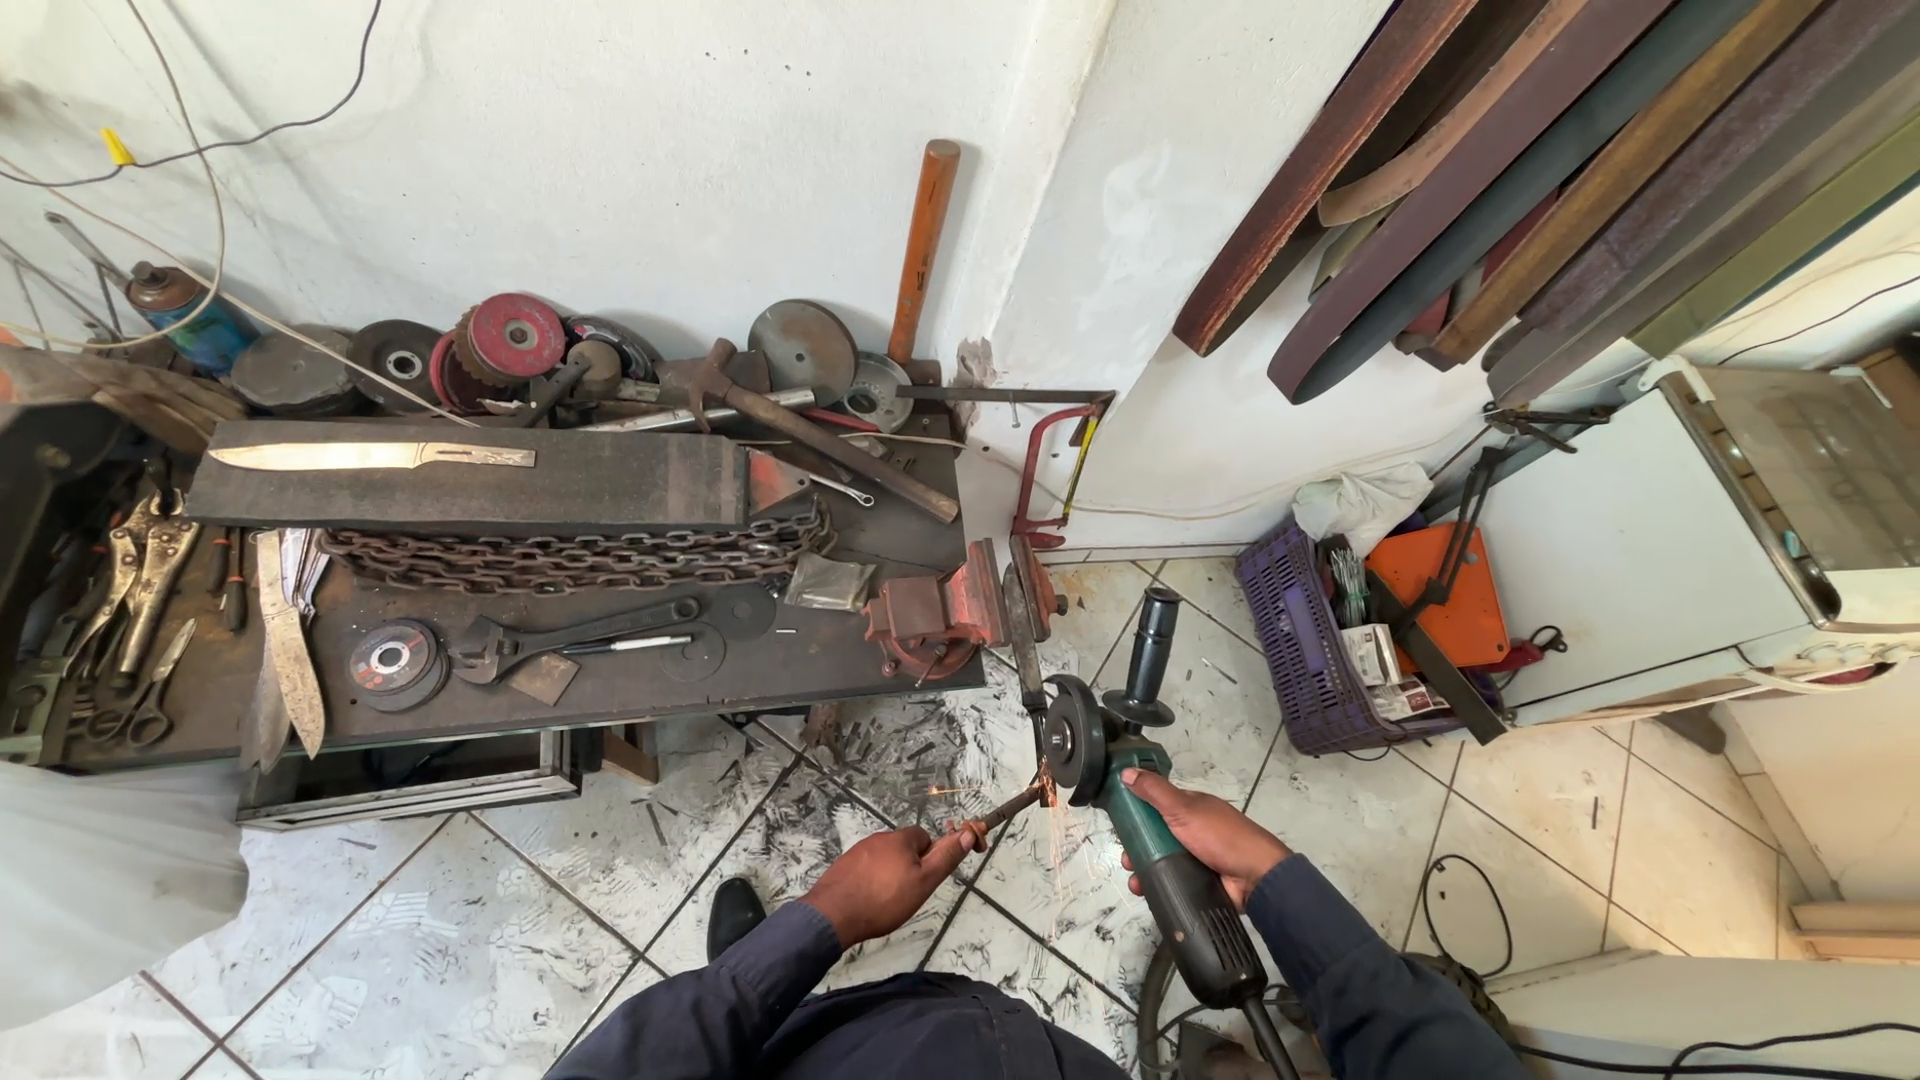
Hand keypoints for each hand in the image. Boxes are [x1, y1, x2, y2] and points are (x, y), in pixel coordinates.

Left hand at [800, 826, 978, 948]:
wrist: (833, 914)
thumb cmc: (885, 899)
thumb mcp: (924, 881)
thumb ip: (946, 857)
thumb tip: (968, 832)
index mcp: (900, 838)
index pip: (925, 838)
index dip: (930, 857)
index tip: (926, 880)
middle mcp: (879, 838)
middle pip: (904, 848)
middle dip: (909, 866)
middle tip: (908, 894)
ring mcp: (858, 851)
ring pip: (884, 859)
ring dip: (890, 874)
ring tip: (887, 902)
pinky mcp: (844, 866)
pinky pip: (866, 869)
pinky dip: (871, 880)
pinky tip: (868, 901)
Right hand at [1120, 768, 1290, 909]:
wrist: (1256, 877)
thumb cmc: (1219, 836)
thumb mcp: (1183, 808)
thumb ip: (1154, 790)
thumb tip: (1126, 771)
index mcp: (1191, 808)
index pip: (1158, 805)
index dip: (1138, 812)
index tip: (1119, 824)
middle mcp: (1194, 830)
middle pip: (1157, 836)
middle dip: (1137, 847)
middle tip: (1125, 860)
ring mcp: (1198, 857)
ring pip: (1163, 861)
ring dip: (1145, 870)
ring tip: (1135, 882)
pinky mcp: (1201, 881)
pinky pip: (1173, 880)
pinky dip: (1158, 885)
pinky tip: (1146, 892)